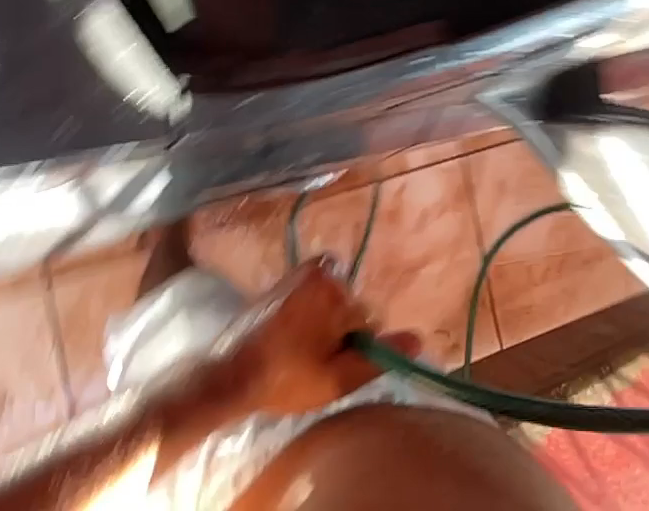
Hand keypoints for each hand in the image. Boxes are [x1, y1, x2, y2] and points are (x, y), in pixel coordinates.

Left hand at [204, 258, 421, 416]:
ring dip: (327, 322)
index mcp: (335, 290)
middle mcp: (321, 269)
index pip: (368, 321)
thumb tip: (418, 339)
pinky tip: (294, 335)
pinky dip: (314, 312)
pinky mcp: (286, 278)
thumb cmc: (285, 378)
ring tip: (302, 349)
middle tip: (313, 359)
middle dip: (341, 331)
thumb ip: (378, 357)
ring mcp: (301, 270)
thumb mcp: (337, 378)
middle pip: (352, 305)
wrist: (230, 372)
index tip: (329, 364)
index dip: (354, 347)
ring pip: (336, 300)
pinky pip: (317, 294)